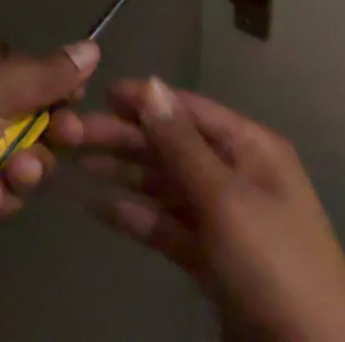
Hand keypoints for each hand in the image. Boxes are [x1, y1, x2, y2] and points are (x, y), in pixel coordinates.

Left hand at [0, 35, 99, 340]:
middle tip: (65, 142)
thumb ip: (41, 75)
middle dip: (41, 132)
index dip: (48, 83)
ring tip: (5, 183)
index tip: (77, 100)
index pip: (13, 62)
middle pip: (19, 110)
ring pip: (11, 154)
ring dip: (17, 170)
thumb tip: (92, 48)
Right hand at [54, 78, 344, 341]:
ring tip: (78, 163)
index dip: (147, 100)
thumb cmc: (271, 260)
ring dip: (126, 172)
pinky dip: (137, 216)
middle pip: (174, 146)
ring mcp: (225, 218)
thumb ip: (182, 144)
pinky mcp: (212, 258)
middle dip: (127, 137)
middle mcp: (237, 174)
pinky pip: (168, 226)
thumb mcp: (225, 197)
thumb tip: (151, 84)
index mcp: (251, 149)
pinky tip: (99, 207)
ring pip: (167, 184)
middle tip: (73, 133)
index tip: (99, 92)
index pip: (191, 111)